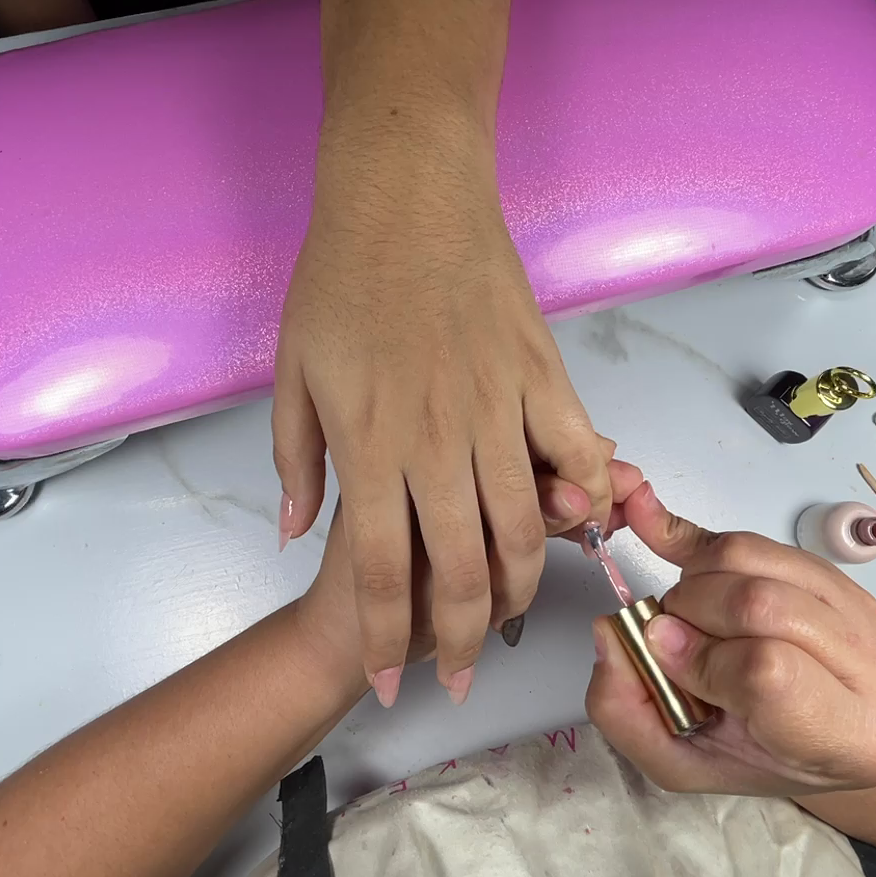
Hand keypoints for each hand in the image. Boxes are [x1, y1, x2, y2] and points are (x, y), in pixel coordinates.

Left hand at [273, 117, 611, 707]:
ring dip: (517, 587)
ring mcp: (499, 409)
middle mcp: (439, 442)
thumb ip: (294, 460)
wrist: (405, 195)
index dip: (383, 638)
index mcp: (371, 444)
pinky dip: (583, 496)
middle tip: (454, 673)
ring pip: (522, 526)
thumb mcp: (292, 371)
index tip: (386, 681)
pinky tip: (576, 524)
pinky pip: (575, 451)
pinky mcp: (541, 375)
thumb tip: (294, 532)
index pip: (379, 569)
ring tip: (504, 618)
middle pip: (460, 568)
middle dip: (457, 637)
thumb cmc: (338, 280)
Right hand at [586, 483, 875, 795]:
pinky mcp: (836, 574)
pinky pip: (754, 539)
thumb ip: (627, 713)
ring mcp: (863, 613)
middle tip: (671, 634)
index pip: (768, 671)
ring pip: (754, 558)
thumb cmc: (755, 756)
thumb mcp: (680, 764)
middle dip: (691, 609)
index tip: (665, 658)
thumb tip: (611, 632)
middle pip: (760, 603)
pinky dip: (697, 544)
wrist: (820, 735)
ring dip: (696, 577)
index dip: (701, 658)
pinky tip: (662, 537)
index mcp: (852, 739)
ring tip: (690, 611)